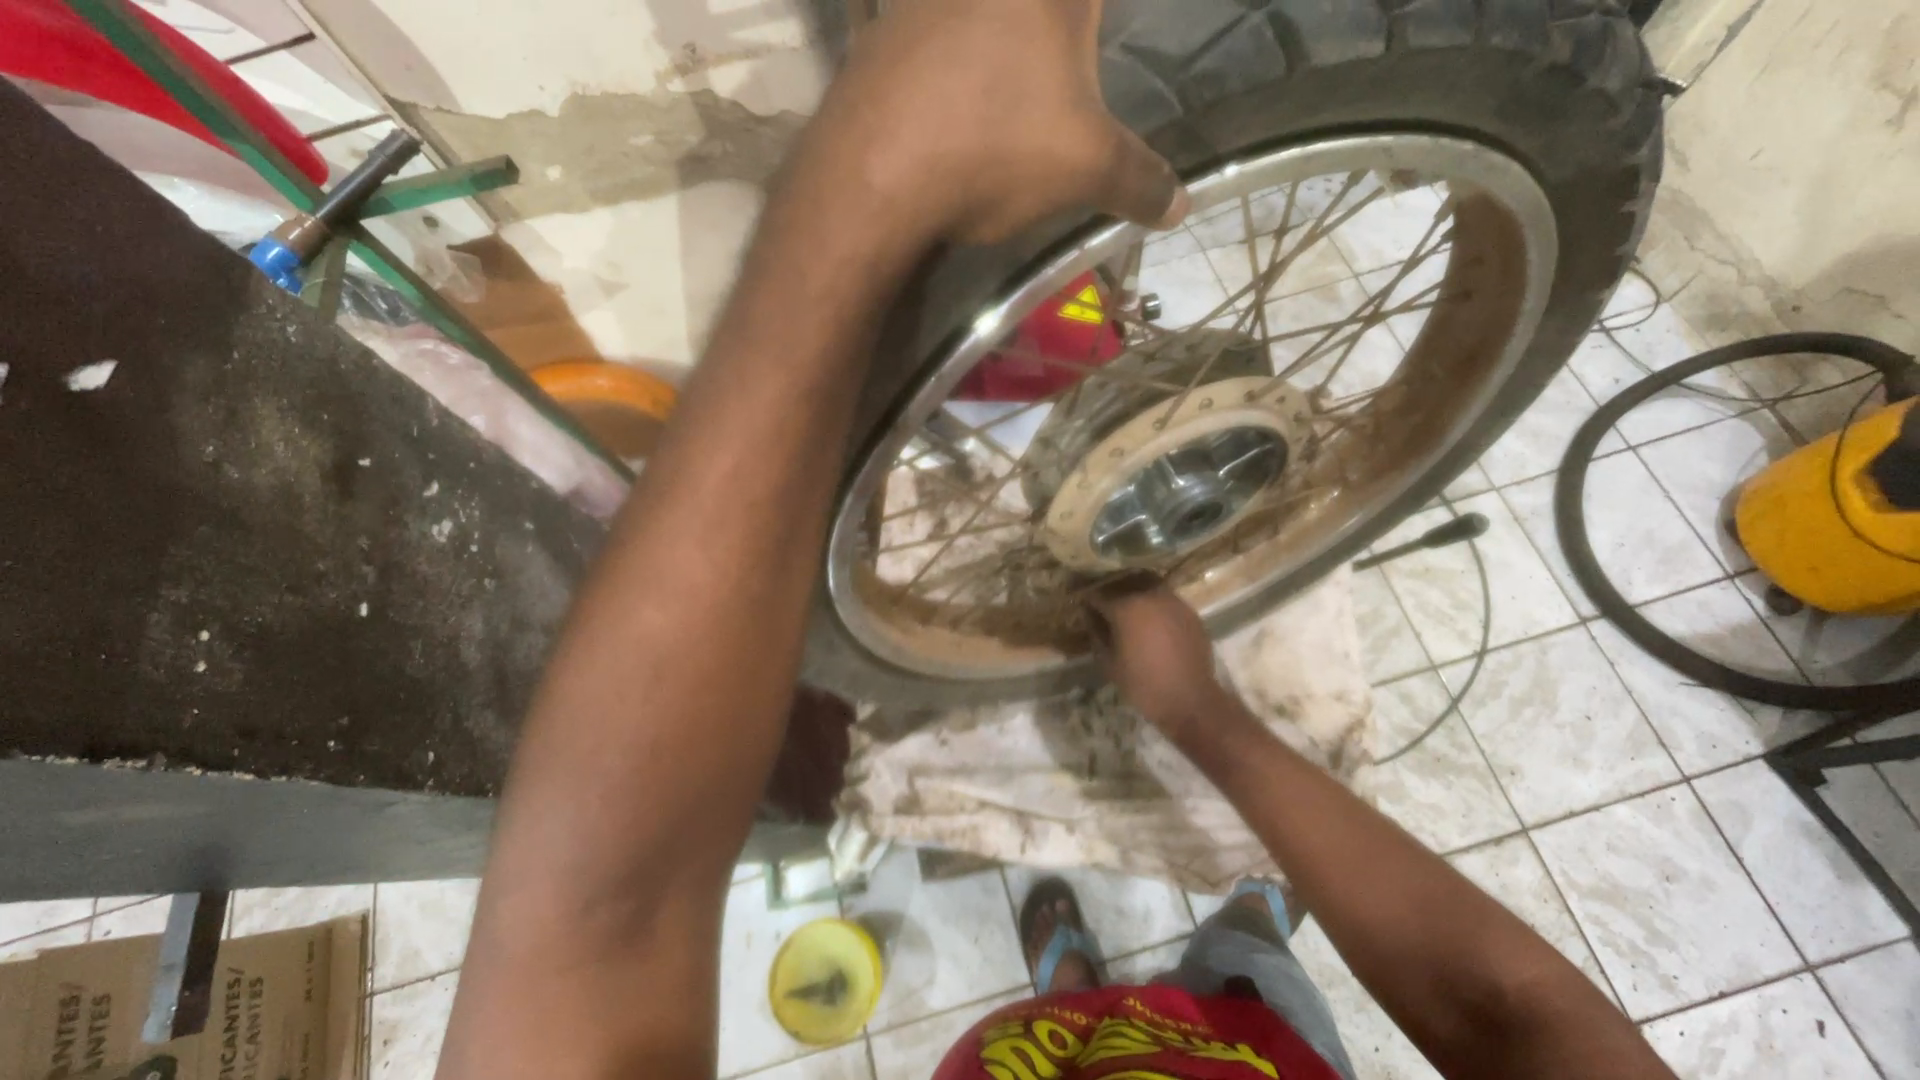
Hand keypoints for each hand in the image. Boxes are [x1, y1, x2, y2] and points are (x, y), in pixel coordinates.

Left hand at [784, 0, 1189, 245]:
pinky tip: (942, 109)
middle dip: (1044, 32)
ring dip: (984, 40)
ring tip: (997, 96)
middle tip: (1052, 61)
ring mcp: (921, 5)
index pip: (1084, 4)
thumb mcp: (1085, 171)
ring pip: (966, 18)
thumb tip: (1181, 206)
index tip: (1084, 35)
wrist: (873, 176)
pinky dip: (938, 63)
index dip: (1084, 21)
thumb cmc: (995, 150)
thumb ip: (1139, 181)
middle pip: (1029, 11)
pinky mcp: (876, 40)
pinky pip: (921, 38)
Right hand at [1087, 573, 1235, 744]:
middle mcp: (1150, 596)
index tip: (1079, 600)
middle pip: (1125, 581)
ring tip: (1128, 607)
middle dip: (1112, 588)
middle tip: (1104, 601)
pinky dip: (1155, 604)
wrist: (1190, 699)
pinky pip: (1167, 600)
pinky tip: (1152, 620)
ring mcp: (1174, 602)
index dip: (1086, 597)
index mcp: (1126, 607)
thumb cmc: (1143, 684)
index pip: (1098, 593)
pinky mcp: (1190, 612)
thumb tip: (1090, 616)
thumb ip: (1097, 634)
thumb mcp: (1109, 663)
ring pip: (1149, 585)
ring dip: (1136, 592)